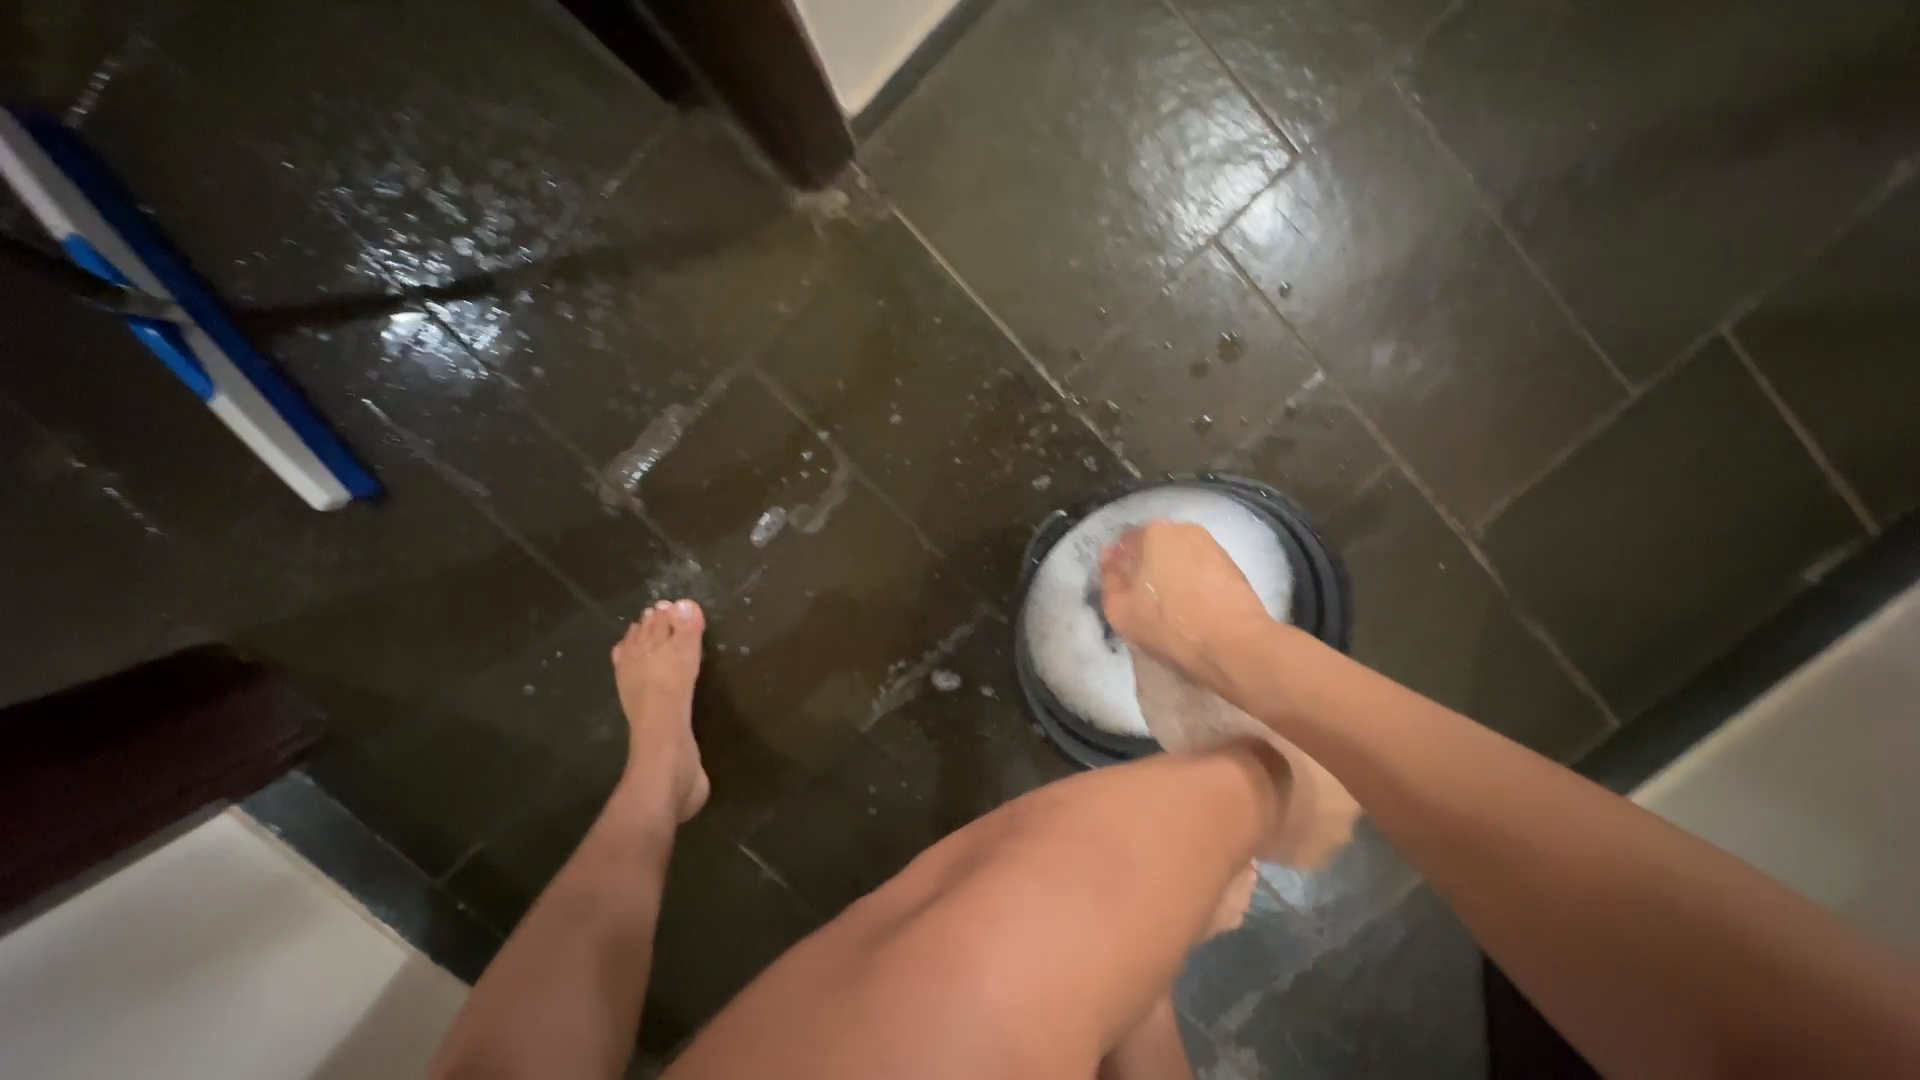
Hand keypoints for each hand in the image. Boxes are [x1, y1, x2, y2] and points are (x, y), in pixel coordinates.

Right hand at [1099, 521, 1273, 684]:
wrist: (1234, 644)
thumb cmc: (1169, 625)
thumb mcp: (1119, 610)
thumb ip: (1109, 580)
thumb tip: (1110, 560)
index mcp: (1153, 532)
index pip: (1124, 543)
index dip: (1118, 567)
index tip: (1120, 590)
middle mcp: (1183, 529)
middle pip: (1154, 547)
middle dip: (1146, 567)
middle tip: (1143, 599)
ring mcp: (1211, 544)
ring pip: (1179, 557)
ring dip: (1170, 574)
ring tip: (1169, 605)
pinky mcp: (1232, 564)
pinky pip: (1200, 568)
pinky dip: (1192, 581)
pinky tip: (1192, 606)